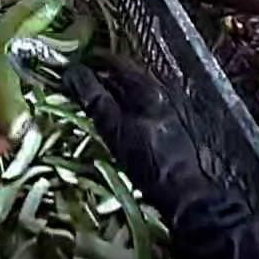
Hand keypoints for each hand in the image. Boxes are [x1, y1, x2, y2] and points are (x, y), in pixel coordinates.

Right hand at [64, 52, 209, 216]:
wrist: (187, 198)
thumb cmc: (149, 162)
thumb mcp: (114, 129)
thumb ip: (93, 98)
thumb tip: (72, 72)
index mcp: (146, 87)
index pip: (113, 61)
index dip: (90, 61)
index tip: (72, 67)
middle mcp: (158, 92)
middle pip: (122, 75)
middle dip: (98, 78)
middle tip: (77, 87)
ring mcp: (165, 109)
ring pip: (129, 92)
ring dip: (109, 94)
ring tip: (90, 105)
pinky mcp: (168, 127)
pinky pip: (138, 107)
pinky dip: (121, 108)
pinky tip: (113, 124)